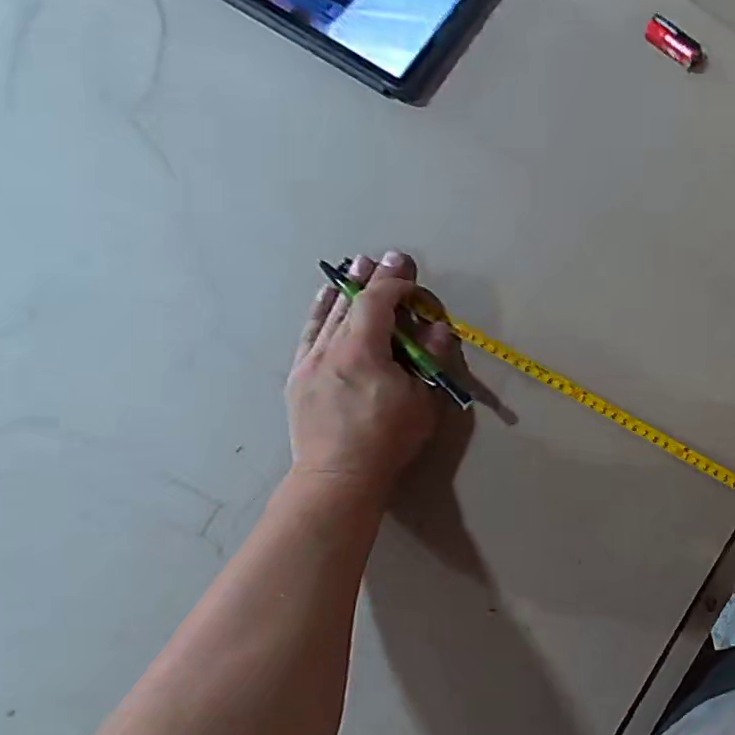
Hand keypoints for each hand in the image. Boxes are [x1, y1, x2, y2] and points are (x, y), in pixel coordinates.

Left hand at [285, 251, 457, 491]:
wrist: (337, 476)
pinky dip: (320, 310)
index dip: (394, 283)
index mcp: (362, 351)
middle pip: (351, 302)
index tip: (409, 271)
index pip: (377, 302)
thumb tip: (435, 328)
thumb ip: (428, 359)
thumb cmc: (387, 440)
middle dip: (370, 278)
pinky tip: (325, 297)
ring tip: (356, 266)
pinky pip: (309, 332)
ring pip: (328, 314)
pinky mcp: (298, 376)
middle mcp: (331, 348)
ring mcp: (309, 361)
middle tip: (385, 258)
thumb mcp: (422, 402)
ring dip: (345, 288)